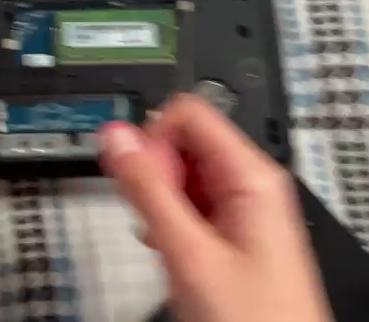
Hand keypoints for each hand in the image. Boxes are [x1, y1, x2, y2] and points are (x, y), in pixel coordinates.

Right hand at [99, 95, 332, 321]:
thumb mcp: (191, 256)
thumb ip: (149, 191)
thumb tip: (116, 136)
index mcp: (252, 175)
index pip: (188, 112)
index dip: (154, 137)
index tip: (136, 176)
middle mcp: (251, 183)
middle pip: (184, 142)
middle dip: (155, 173)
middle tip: (148, 216)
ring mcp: (244, 210)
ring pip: (184, 174)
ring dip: (161, 201)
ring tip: (163, 243)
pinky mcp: (234, 234)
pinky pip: (192, 204)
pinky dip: (171, 221)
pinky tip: (171, 253)